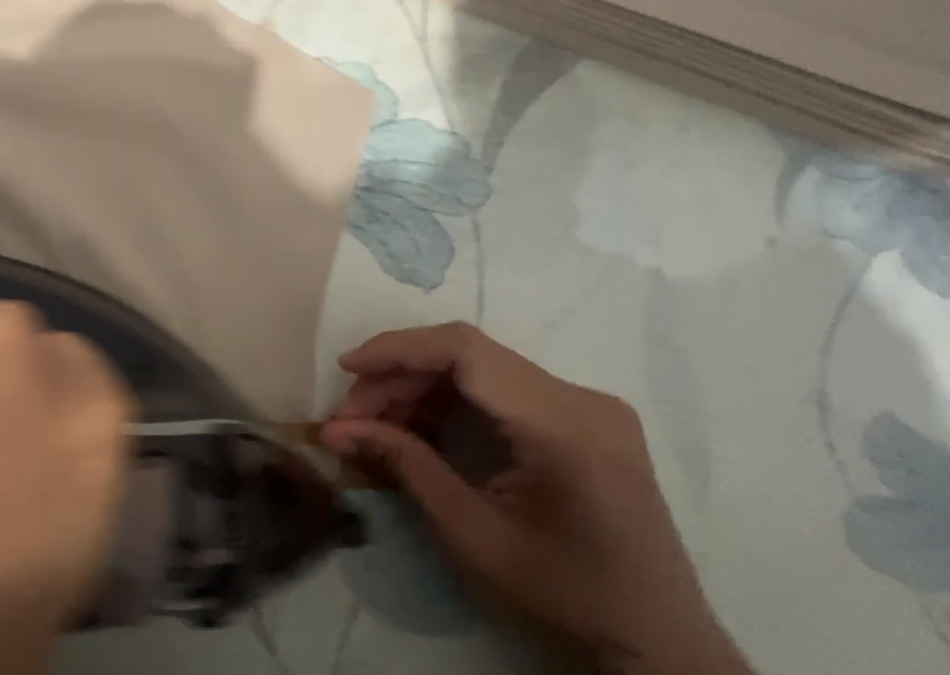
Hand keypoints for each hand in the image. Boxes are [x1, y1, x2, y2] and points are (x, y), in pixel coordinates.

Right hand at [321, 323, 750, 673]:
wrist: (656, 642)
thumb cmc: (563, 595)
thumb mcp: (471, 533)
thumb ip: (405, 465)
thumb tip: (336, 429)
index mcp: (564, 426)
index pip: (465, 351)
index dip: (397, 350)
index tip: (346, 371)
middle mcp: (582, 399)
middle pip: (468, 356)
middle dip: (400, 378)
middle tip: (352, 418)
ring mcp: (588, 406)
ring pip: (480, 368)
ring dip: (421, 388)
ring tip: (377, 425)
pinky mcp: (583, 419)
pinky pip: (502, 388)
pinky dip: (452, 401)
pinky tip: (420, 428)